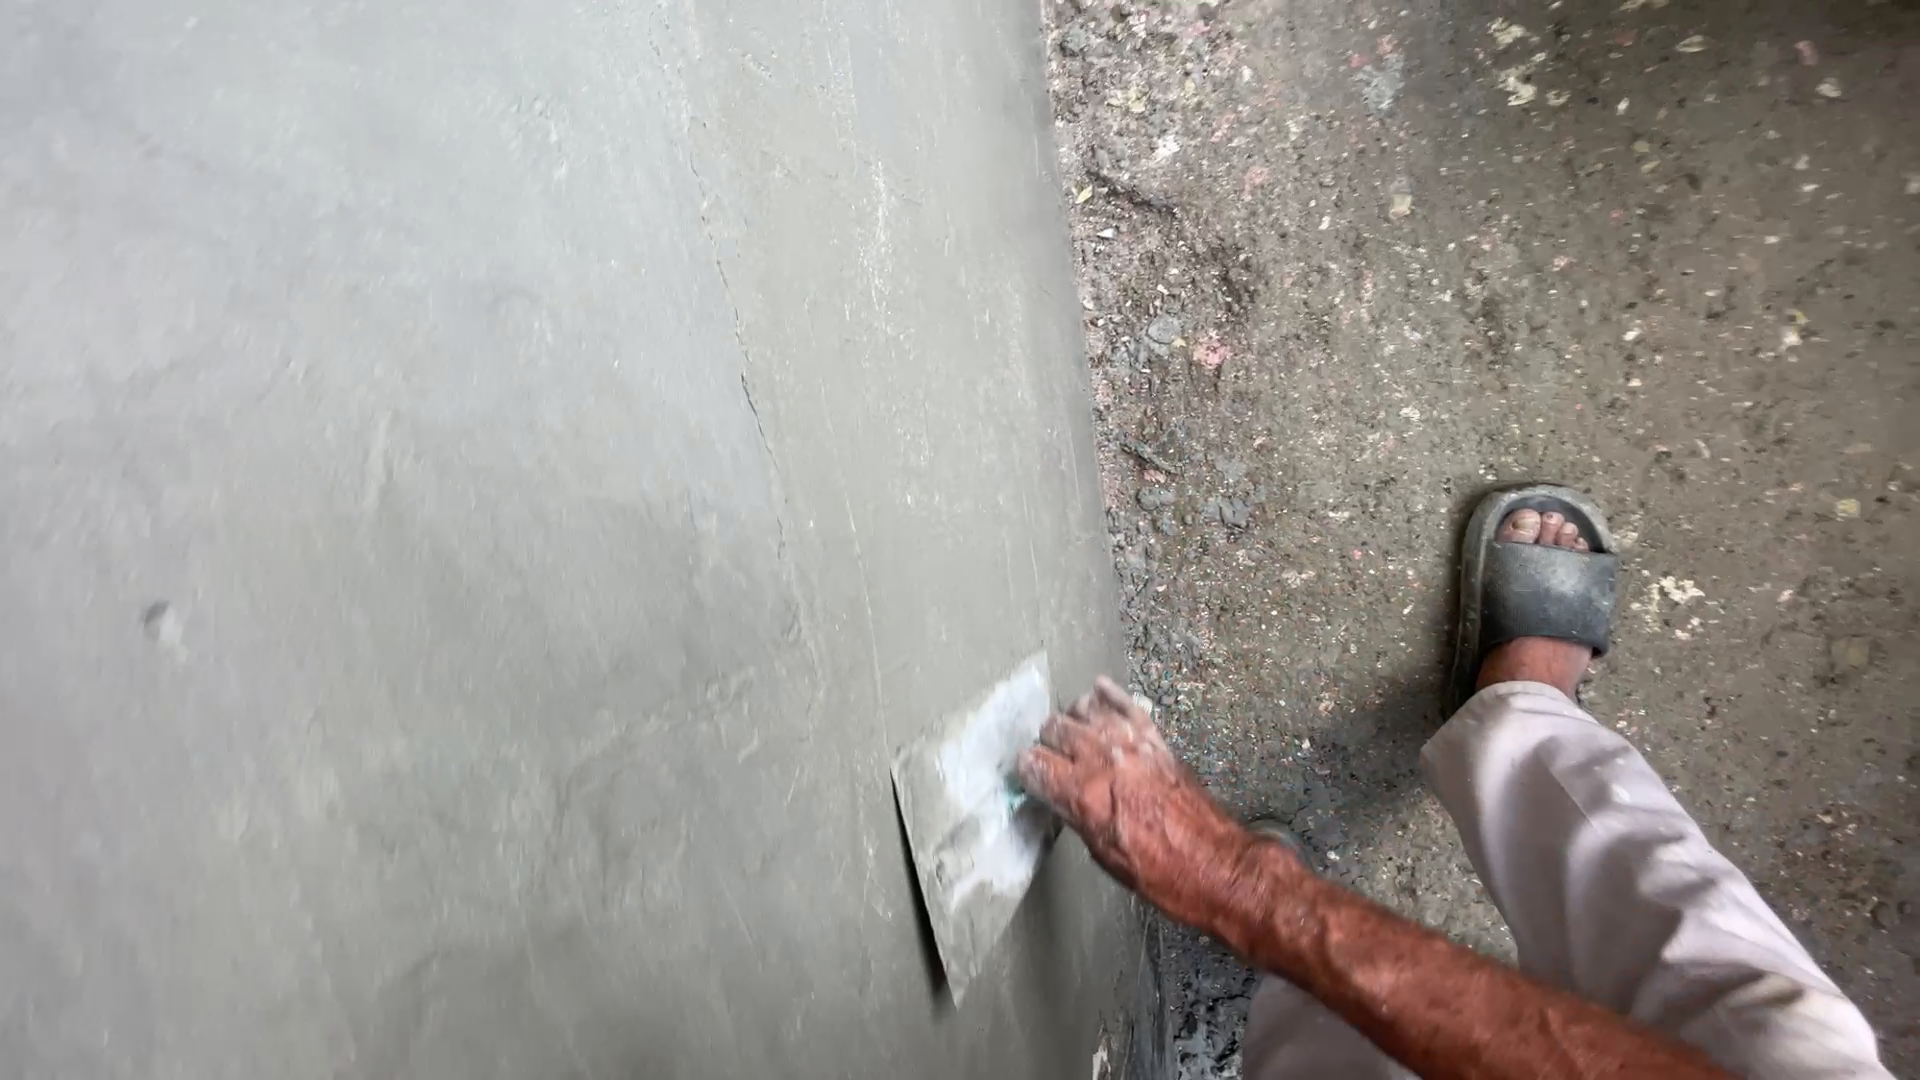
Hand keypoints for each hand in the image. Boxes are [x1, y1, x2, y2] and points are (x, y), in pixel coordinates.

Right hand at [1017, 677, 1261, 923]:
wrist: (1215, 864)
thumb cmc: (1162, 872)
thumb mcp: (1103, 853)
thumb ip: (1075, 813)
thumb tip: (1058, 795)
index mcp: (1084, 794)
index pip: (1033, 763)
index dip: (1027, 769)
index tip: (1029, 774)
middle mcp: (1103, 759)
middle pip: (1053, 727)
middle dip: (1047, 742)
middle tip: (1052, 756)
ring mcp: (1130, 742)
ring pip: (1083, 707)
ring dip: (1074, 719)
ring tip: (1074, 732)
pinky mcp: (1154, 737)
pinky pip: (1124, 702)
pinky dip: (1108, 695)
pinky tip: (1098, 692)